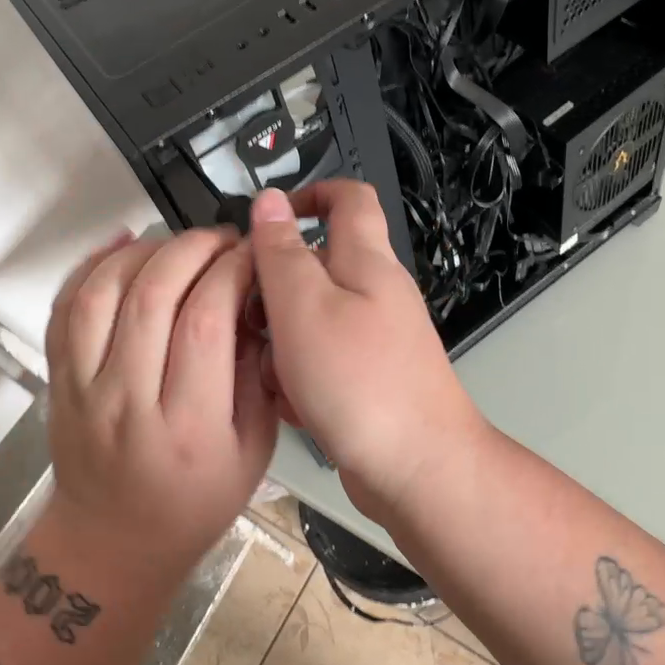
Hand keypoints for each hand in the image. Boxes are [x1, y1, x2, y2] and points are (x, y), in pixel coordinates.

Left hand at [45, 228, 278, 574]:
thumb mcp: (252, 453)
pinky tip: (124, 244)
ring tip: (179, 243)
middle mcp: (127, 401)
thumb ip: (256, 377)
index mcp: (187, 427)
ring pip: (102, 293)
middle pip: (153, 295)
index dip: (231, 271)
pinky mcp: (56, 380)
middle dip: (194, 248)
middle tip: (222, 238)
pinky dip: (90, 266)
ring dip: (145, 251)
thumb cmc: (194, 503)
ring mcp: (81, 389)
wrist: (112, 543)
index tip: (252, 253)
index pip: (206, 321)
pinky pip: (64, 309)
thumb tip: (252, 304)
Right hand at [246, 183, 488, 519]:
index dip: (310, 195)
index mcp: (367, 261)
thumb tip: (270, 199)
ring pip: (311, 319)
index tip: (267, 219)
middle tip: (246, 315)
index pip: (349, 199)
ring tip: (267, 371)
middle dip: (274, 287)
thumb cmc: (360, 381)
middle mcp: (376, 293)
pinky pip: (321, 362)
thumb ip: (282, 253)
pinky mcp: (369, 380)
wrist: (418, 470)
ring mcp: (375, 339)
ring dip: (280, 340)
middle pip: (317, 265)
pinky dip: (298, 377)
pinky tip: (288, 404)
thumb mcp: (304, 307)